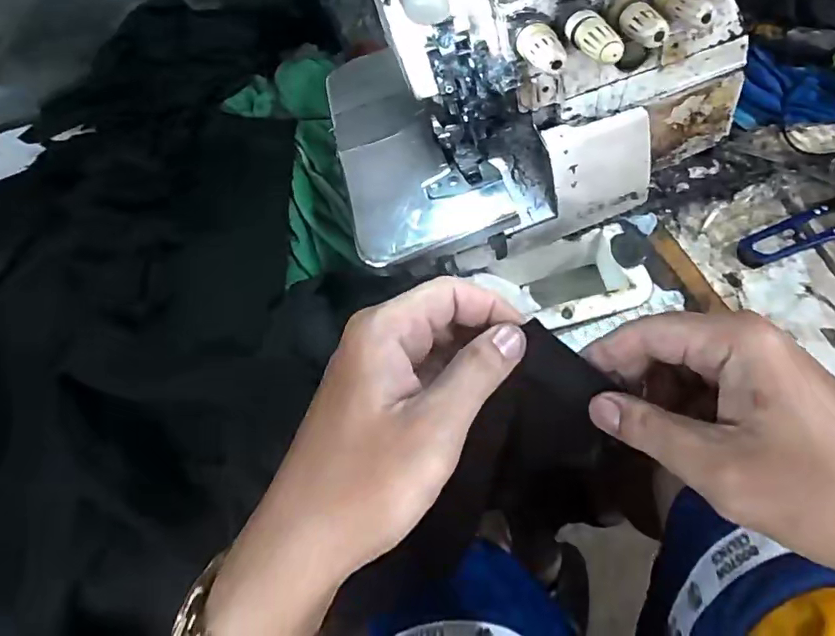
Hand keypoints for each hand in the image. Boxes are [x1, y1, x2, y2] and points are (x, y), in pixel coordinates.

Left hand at [204, 277, 524, 634]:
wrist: (303, 542)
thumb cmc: (370, 482)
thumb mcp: (435, 426)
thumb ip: (478, 371)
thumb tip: (515, 333)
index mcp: (383, 329)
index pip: (448, 292)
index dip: (492, 305)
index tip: (531, 337)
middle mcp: (373, 335)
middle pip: (438, 311)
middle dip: (483, 328)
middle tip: (528, 361)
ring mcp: (370, 364)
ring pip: (431, 340)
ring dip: (469, 353)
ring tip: (512, 378)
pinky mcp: (371, 392)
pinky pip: (418, 367)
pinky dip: (449, 375)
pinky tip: (477, 397)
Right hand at [583, 312, 834, 635]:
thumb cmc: (814, 493)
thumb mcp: (718, 468)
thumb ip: (649, 429)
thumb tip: (596, 405)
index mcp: (735, 338)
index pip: (650, 332)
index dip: (608, 355)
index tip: (574, 385)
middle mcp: (748, 335)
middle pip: (670, 346)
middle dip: (635, 381)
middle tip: (605, 421)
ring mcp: (766, 359)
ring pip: (692, 367)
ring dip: (663, 399)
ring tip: (639, 439)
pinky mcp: (777, 384)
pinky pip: (718, 384)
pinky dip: (693, 410)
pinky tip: (681, 442)